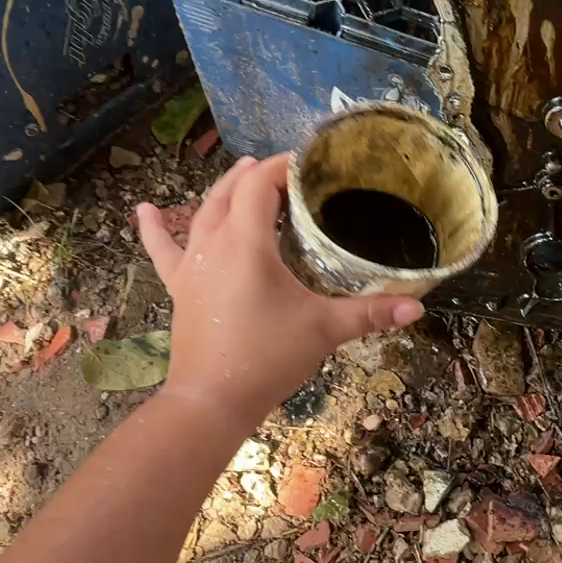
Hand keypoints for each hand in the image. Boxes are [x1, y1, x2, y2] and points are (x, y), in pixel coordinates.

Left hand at [136, 154, 423, 427]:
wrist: (212, 399)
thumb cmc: (268, 357)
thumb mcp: (324, 330)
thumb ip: (371, 314)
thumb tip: (418, 307)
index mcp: (247, 244)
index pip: (260, 185)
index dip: (283, 167)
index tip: (308, 163)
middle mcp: (214, 245)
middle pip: (230, 192)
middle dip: (256, 175)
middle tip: (284, 169)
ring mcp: (191, 266)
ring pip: (202, 213)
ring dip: (222, 190)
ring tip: (240, 172)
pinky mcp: (180, 288)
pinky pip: (163, 250)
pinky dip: (154, 229)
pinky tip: (143, 211)